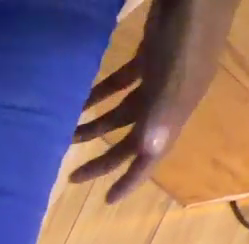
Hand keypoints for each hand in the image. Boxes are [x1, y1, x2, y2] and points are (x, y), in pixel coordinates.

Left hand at [71, 0, 239, 201]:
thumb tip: (148, 152)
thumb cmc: (184, 37)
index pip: (152, 154)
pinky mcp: (151, 55)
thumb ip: (160, 114)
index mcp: (175, 109)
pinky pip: (122, 83)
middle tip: (71, 176)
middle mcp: (169, 96)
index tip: (108, 200)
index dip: (131, 178)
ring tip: (64, 137)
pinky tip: (76, 102)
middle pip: (134, 138)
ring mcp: (162, 75)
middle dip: (104, 159)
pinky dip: (99, 95)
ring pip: (124, 111)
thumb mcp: (171, 80)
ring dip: (95, 126)